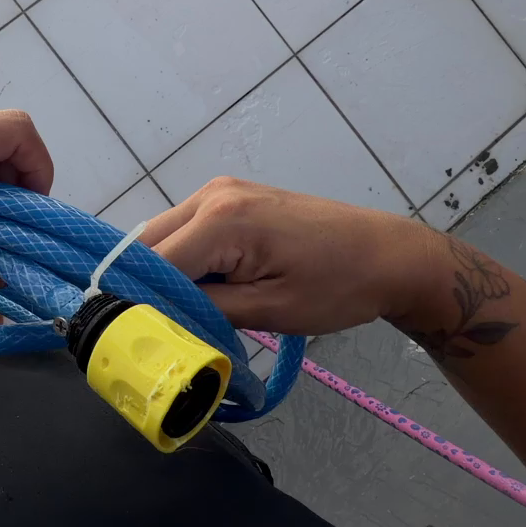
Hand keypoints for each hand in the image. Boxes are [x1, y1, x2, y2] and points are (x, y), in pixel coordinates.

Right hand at [139, 177, 443, 335]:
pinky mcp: (228, 196)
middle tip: (155, 327)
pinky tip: (202, 286)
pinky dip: (184, 258)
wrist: (389, 255)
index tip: (136, 335)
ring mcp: (219, 191)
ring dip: (164, 272)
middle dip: (146, 284)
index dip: (138, 299)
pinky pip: (186, 229)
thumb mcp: (270, 311)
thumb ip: (205, 310)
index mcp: (221, 219)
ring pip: (163, 235)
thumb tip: (153, 318)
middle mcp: (210, 195)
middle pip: (148, 243)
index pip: (153, 262)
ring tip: (181, 310)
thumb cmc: (339, 287)